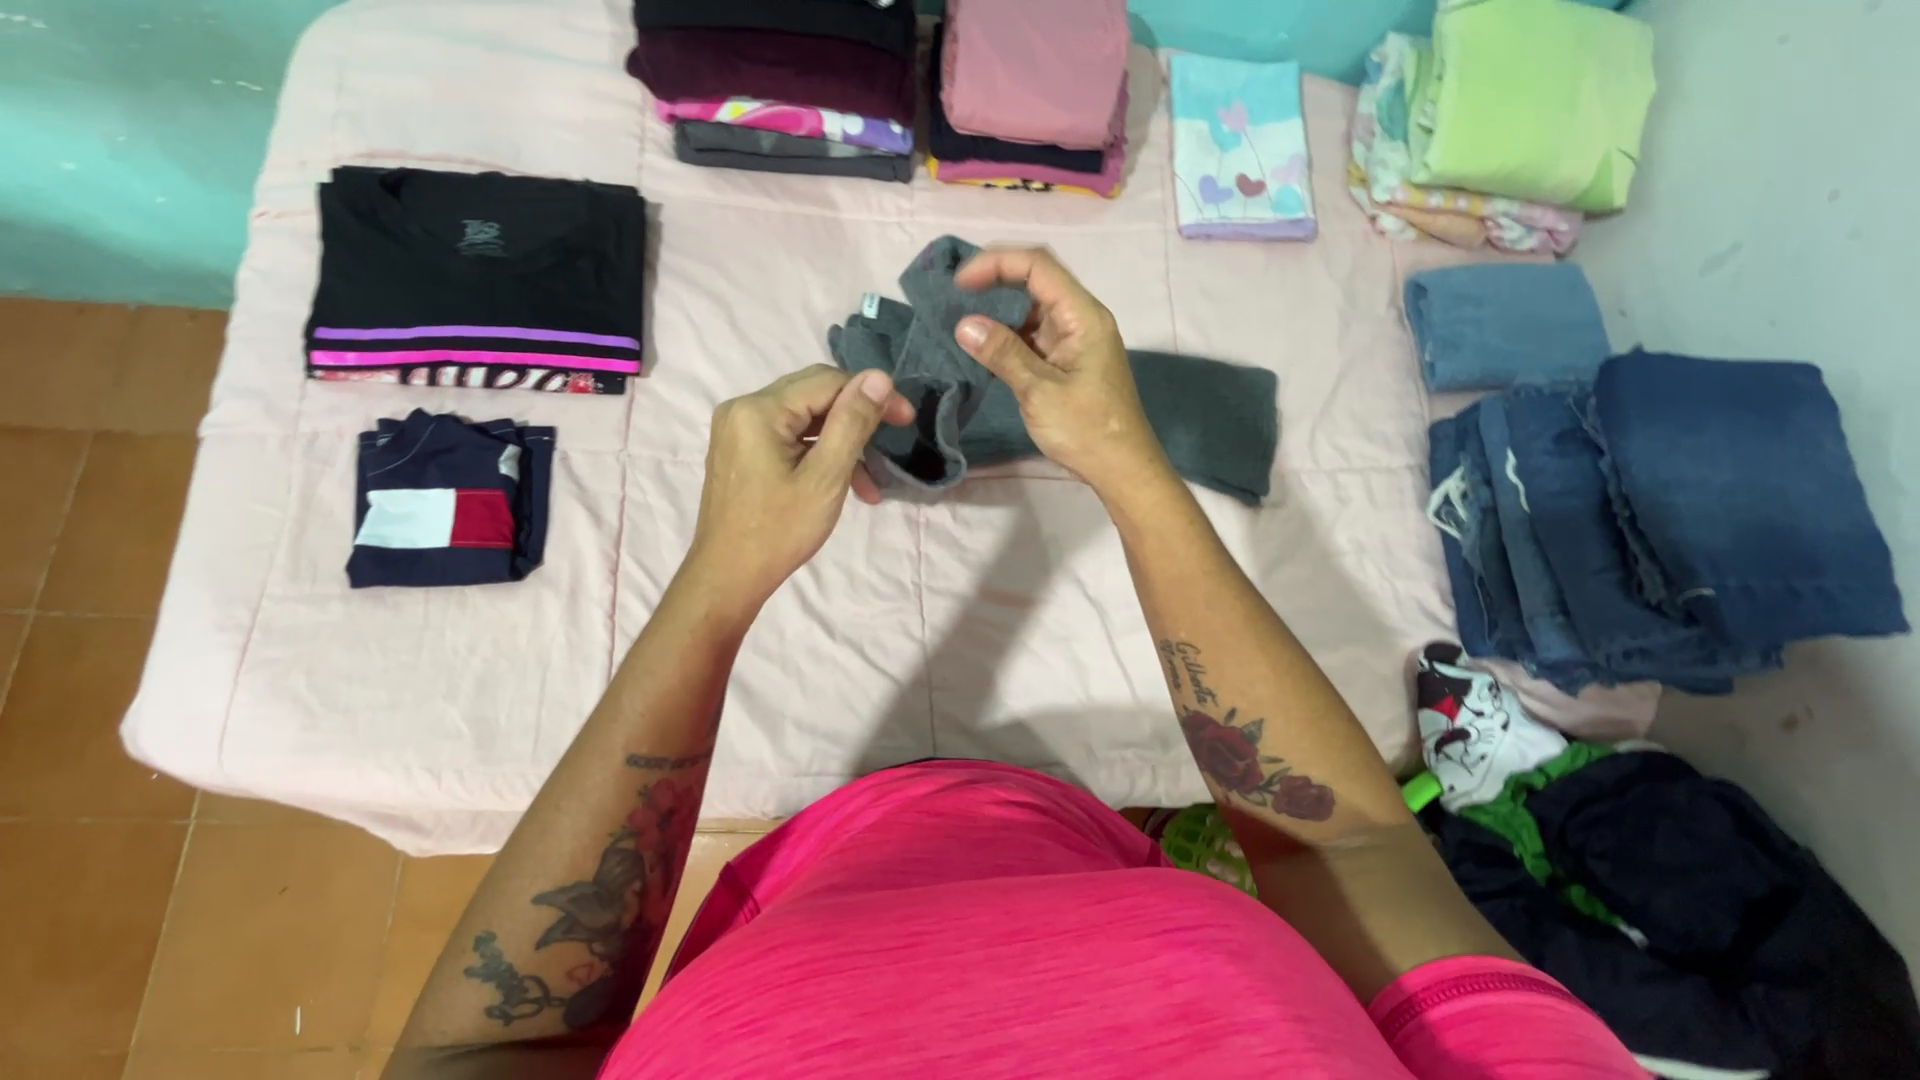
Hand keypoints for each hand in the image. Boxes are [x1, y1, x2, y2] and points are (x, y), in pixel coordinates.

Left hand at [684, 365, 913, 611]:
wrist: (728, 578)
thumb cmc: (778, 532)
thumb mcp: (825, 477)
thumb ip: (852, 423)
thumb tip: (879, 377)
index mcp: (758, 409)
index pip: (827, 381)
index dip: (871, 394)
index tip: (906, 418)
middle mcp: (743, 408)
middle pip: (814, 394)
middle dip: (857, 416)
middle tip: (895, 436)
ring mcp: (738, 430)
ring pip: (805, 418)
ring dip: (842, 441)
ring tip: (870, 481)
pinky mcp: (741, 450)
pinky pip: (789, 437)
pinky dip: (818, 454)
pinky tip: (844, 484)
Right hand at [953, 246, 1169, 494]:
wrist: (1121, 467)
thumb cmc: (1086, 429)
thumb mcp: (1040, 391)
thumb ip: (1003, 354)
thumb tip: (964, 324)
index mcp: (1082, 316)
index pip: (1038, 266)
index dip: (996, 263)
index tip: (960, 283)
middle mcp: (1080, 319)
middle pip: (1035, 281)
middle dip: (994, 281)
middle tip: (954, 296)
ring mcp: (1074, 340)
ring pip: (1032, 309)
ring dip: (998, 310)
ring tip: (960, 318)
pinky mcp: (1066, 361)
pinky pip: (1033, 335)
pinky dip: (1007, 335)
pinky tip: (982, 345)